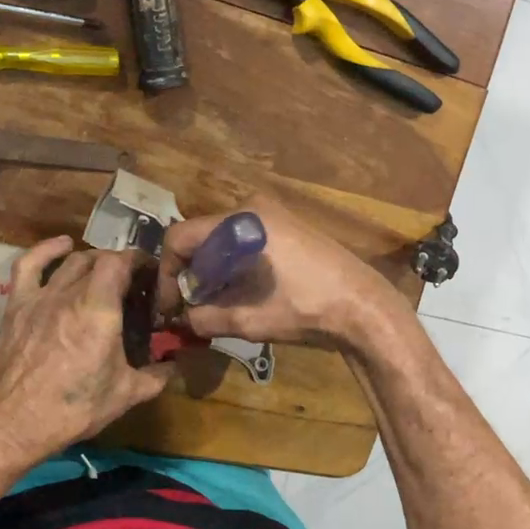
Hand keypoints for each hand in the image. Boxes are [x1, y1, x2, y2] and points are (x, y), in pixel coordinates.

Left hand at [0, 237, 172, 459]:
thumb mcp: (127, 395)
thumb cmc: (74, 409)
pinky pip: (29, 264)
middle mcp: (70, 294)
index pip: (121, 263)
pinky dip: (47, 250)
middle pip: (98, 260)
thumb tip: (179, 364)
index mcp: (100, 310)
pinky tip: (62, 245)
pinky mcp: (16, 305)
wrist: (14, 423)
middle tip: (132, 283)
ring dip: (92, 260)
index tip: (151, 274)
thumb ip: (158, 375)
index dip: (138, 262)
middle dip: (119, 265)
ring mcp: (40, 297)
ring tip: (104, 272)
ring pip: (71, 262)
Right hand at [158, 195, 406, 349]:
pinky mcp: (289, 228)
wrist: (363, 307)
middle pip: (201, 237)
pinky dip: (234, 267)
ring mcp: (274, 216)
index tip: (170, 305)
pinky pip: (245, 242)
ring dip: (213, 272)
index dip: (167, 274)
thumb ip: (205, 317)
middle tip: (191, 308)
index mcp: (240, 222)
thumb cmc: (305, 309)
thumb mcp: (248, 320)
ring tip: (216, 306)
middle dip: (191, 274)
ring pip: (223, 241)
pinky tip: (242, 294)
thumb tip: (182, 318)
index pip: (180, 238)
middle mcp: (253, 209)